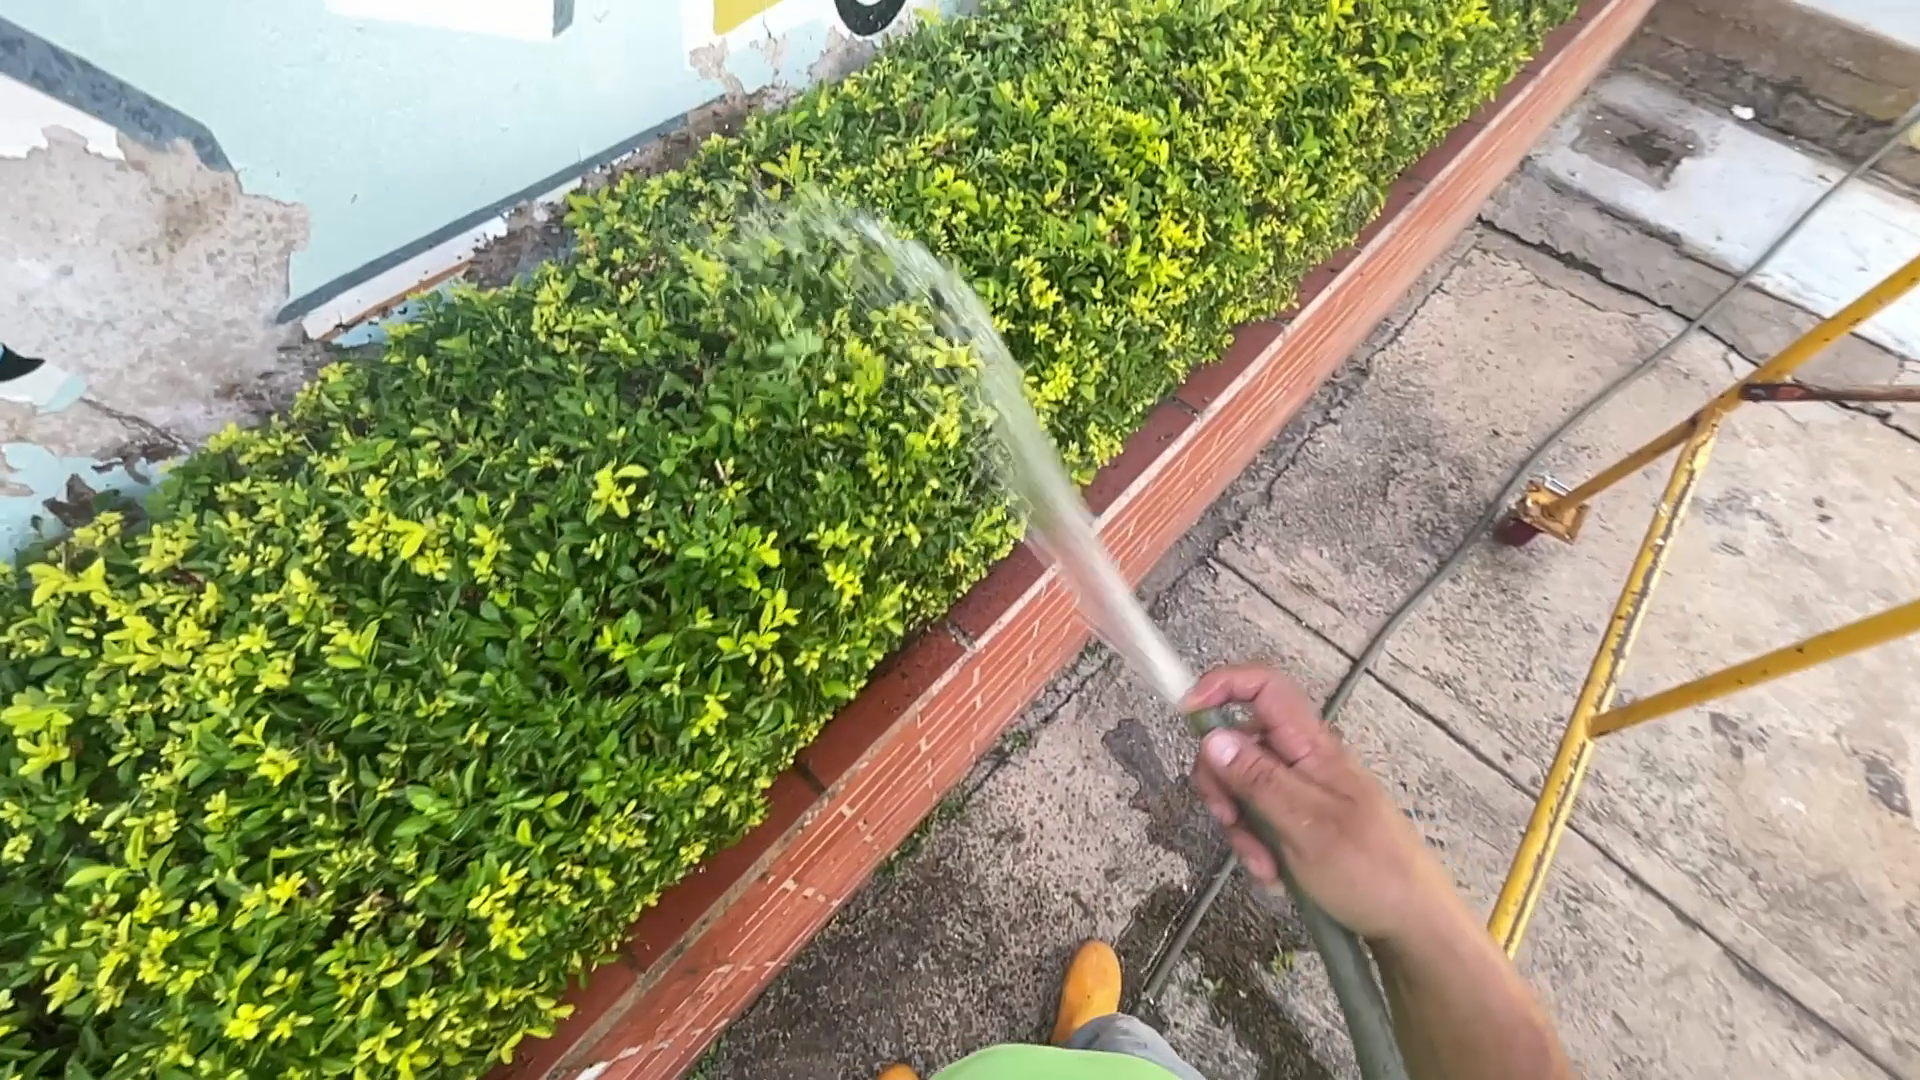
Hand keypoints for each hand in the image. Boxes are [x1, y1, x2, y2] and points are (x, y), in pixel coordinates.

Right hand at [1185, 665, 1467, 947]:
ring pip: (1241, 783)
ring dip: (1239, 823)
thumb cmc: (1371, 872)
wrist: (1416, 929)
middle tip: (1225, 818)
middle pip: (1238, 739)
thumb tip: (1211, 737)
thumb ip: (1257, 779)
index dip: (1222, 684)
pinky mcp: (1297, 819)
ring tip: (1261, 864)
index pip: (1263, 686)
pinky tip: (1272, 872)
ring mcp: (1299, 789)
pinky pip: (1256, 816)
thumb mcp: (1307, 826)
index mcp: (1311, 745)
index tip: (1187, 713)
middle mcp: (1302, 758)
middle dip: (1220, 778)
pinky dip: (1254, 842)